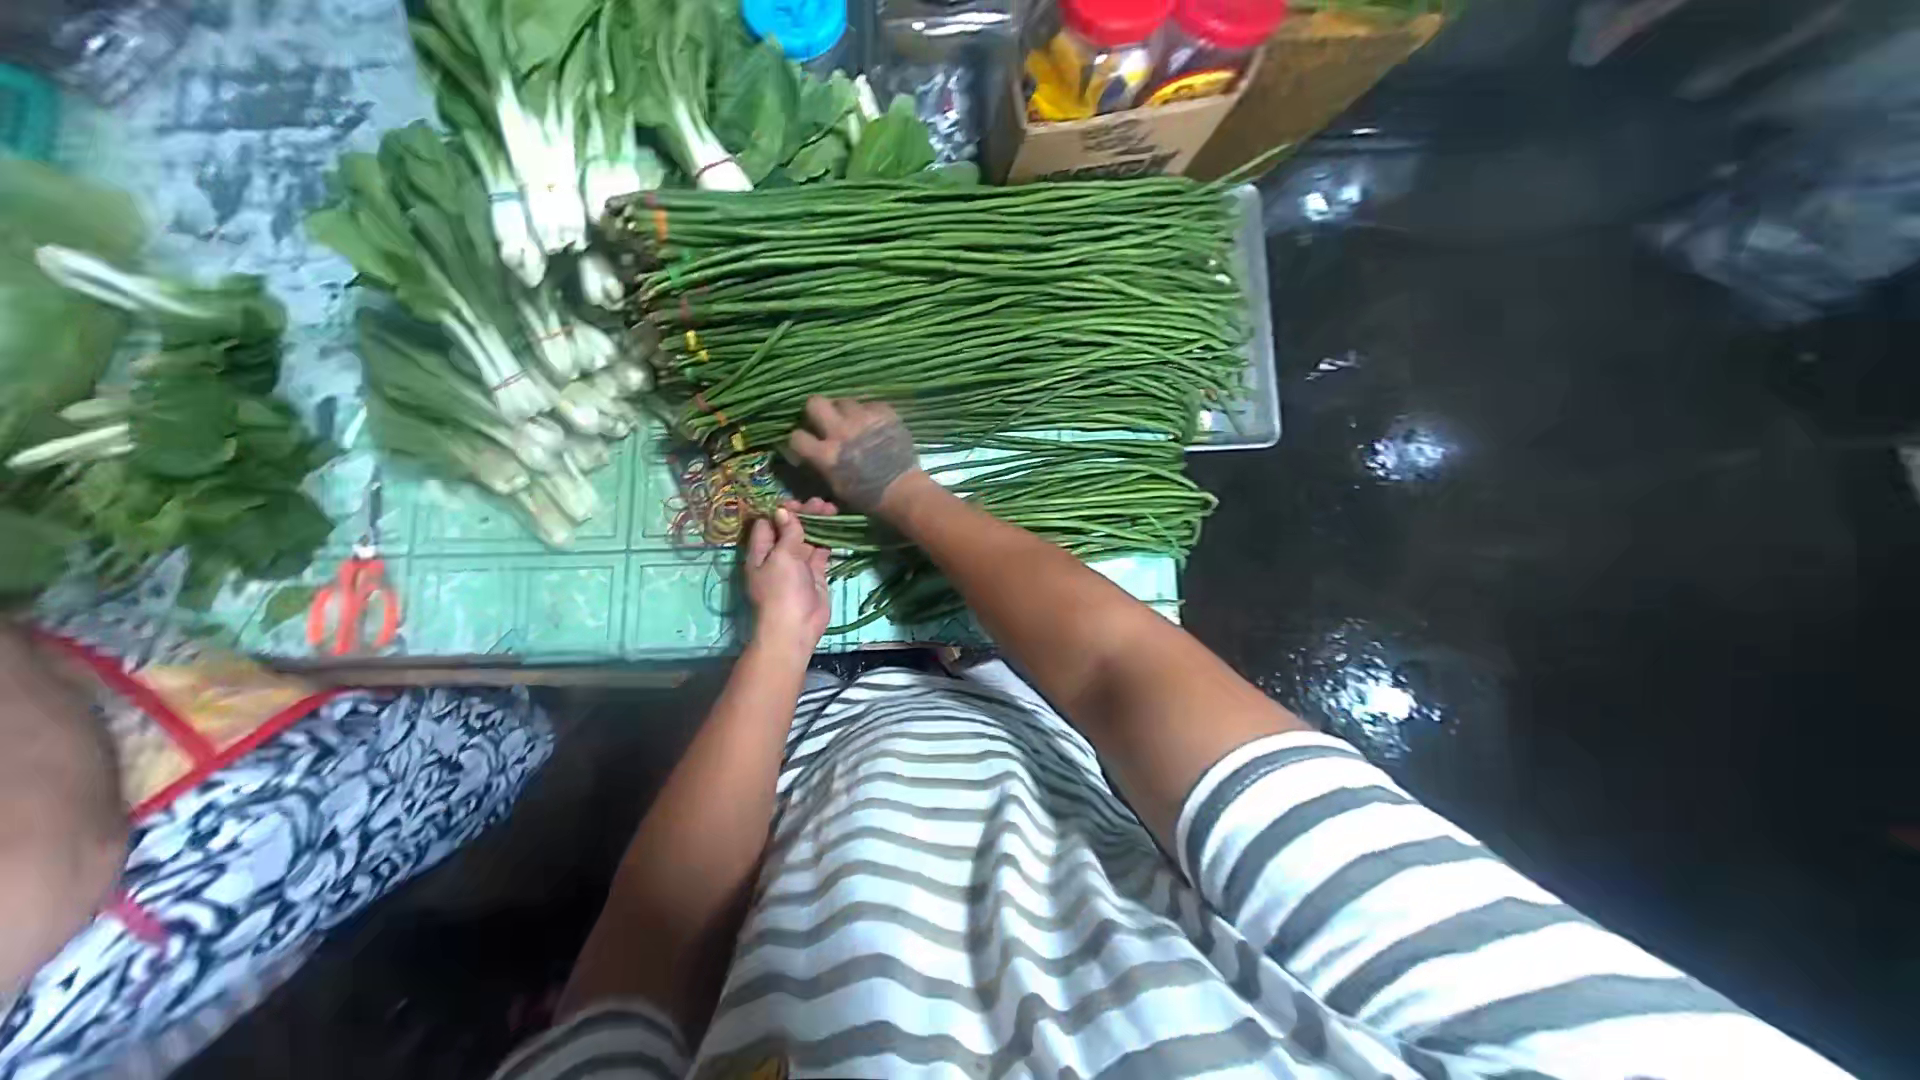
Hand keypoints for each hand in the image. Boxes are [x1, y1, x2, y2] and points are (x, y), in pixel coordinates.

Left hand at [743, 498, 835, 656]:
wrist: (796, 627)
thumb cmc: (782, 590)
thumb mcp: (781, 557)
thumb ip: (787, 532)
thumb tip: (783, 510)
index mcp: (761, 551)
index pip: (768, 523)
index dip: (781, 510)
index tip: (797, 502)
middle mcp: (777, 556)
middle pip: (789, 528)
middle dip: (804, 514)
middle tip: (821, 503)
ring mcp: (797, 565)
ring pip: (807, 538)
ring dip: (818, 524)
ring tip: (833, 509)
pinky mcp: (814, 574)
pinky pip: (820, 552)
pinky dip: (827, 540)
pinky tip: (837, 528)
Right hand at [788, 397, 924, 514]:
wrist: (903, 491)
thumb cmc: (868, 497)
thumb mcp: (835, 486)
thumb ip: (820, 466)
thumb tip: (810, 454)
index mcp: (826, 454)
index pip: (796, 436)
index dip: (798, 440)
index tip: (805, 444)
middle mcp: (841, 431)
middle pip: (814, 402)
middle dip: (816, 411)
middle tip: (824, 421)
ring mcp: (864, 419)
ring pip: (843, 401)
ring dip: (844, 411)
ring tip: (852, 423)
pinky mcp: (884, 413)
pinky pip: (869, 404)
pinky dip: (868, 413)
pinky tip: (872, 424)